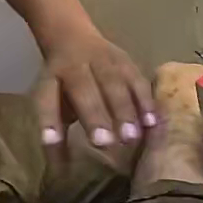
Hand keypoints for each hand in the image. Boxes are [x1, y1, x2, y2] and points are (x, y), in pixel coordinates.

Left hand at [32, 28, 155, 148]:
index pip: (48, 98)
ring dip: (126, 109)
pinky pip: (136, 79)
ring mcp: (103, 59)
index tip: (51, 142)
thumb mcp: (49, 98)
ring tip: (135, 136)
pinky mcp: (125, 59)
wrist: (73, 35)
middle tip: (107, 143)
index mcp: (52, 76)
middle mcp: (77, 65)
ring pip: (115, 82)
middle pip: (85, 90)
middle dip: (96, 116)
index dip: (50, 120)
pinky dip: (146, 100)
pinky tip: (154, 120)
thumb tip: (59, 167)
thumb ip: (54, 127)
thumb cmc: (62, 79)